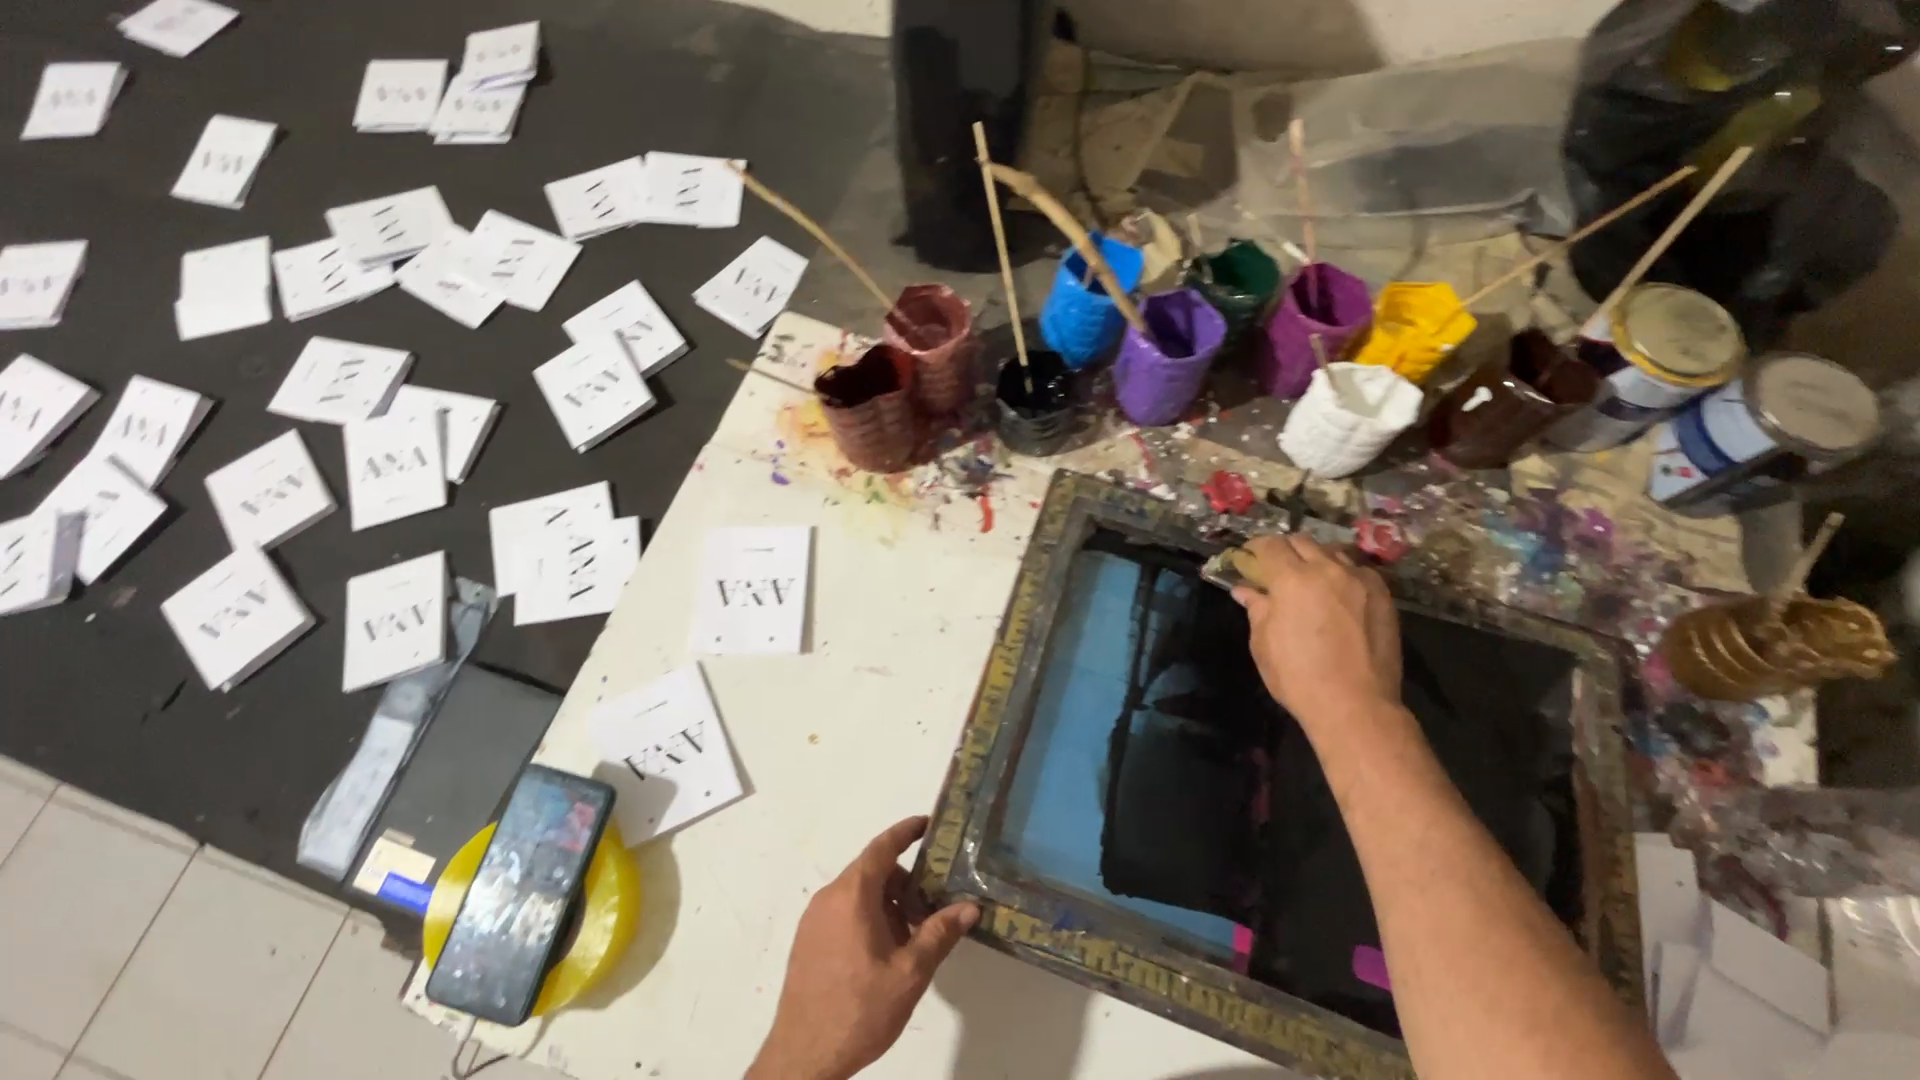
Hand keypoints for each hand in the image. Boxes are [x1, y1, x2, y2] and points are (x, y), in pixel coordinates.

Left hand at [747, 816, 978, 1079]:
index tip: (927, 824)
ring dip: (887, 902)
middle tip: (933, 903)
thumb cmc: (860, 1009)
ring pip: (858, 893)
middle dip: (904, 881)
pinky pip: (843, 911)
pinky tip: (886, 950)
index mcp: (852, 895)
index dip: (905, 832)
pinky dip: (868, 916)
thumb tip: (969, 907)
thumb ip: (939, 933)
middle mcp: (829, 898)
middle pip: (871, 871)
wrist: (804, 1056)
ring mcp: (814, 919)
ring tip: (913, 935)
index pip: (882, 848)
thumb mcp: (910, 972)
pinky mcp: (808, 941)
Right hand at [1232, 534, 1401, 730]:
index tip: (1249, 559)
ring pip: (1333, 552)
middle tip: (1275, 569)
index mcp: (1292, 580)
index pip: (1270, 545)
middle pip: (1302, 542)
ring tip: (1310, 579)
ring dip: (1316, 559)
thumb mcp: (1264, 644)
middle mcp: (1328, 570)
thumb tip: (1246, 590)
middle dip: (1285, 550)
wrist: (1355, 704)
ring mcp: (1360, 580)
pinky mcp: (1383, 595)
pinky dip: (1343, 574)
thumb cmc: (1298, 676)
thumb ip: (1257, 609)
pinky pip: (1359, 571)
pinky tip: (1339, 594)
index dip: (1255, 548)